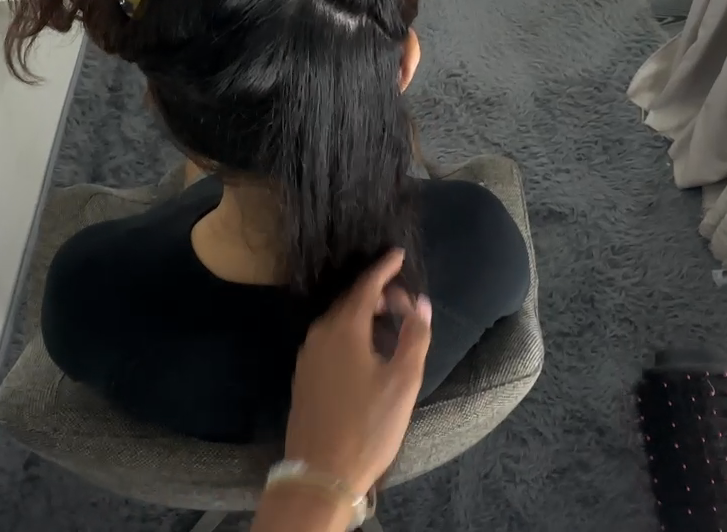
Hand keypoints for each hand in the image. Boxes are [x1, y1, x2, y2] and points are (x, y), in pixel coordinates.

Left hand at [283, 248, 432, 492]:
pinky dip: (351, 331)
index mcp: (344, 327)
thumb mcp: (402, 381)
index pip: (366, 285)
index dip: (384, 267)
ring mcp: (309, 354)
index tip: (399, 253)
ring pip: (340, 320)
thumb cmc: (367, 425)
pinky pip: (331, 337)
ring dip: (365, 314)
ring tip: (389, 325)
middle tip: (404, 303)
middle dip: (378, 293)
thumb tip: (421, 302)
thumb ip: (414, 336)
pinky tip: (366, 350)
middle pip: (352, 300)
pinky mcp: (305, 374)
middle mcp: (321, 332)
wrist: (320, 472)